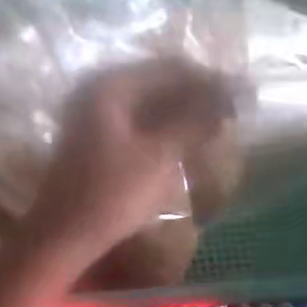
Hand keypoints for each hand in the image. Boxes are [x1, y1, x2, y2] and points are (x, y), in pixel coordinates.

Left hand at [23, 58, 234, 262]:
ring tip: (217, 127)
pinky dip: (164, 131)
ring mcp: (92, 118)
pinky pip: (138, 125)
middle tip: (234, 112)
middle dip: (197, 96)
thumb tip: (232, 92)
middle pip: (158, 84)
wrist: (63, 238)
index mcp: (110, 86)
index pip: (170, 68)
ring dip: (183, 114)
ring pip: (148, 106)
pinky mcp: (94, 143)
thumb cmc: (112, 194)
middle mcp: (97, 93)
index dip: (210, 79)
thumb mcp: (160, 155)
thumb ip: (196, 120)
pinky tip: (187, 143)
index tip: (243, 94)